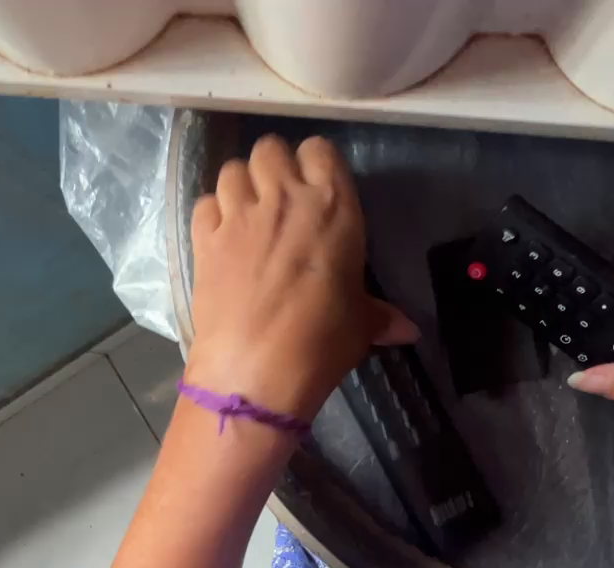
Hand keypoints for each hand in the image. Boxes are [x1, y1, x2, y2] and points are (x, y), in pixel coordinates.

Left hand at [184, 134, 417, 421]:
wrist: (256, 371)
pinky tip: (221, 238)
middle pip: (270, 149)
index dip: (314, 166)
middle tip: (279, 202)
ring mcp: (238, 216)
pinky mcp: (204, 241)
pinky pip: (204, 204)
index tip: (315, 191)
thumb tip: (409, 330)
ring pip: (232, 169)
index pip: (319, 150)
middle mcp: (283, 198)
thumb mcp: (359, 328)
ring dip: (241, 186)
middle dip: (273, 169)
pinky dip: (212, 214)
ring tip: (248, 216)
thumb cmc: (320, 344)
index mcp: (332, 206)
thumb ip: (380, 316)